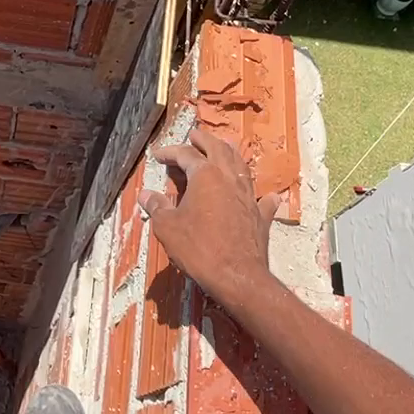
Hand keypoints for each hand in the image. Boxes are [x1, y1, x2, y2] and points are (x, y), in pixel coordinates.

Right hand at [139, 127, 280, 305]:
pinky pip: (262, 200)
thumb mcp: (168, 228)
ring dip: (230, 154)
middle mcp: (229, 178)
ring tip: (223, 148)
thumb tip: (146, 196)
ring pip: (241, 166)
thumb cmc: (199, 248)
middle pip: (218, 149)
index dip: (170, 152)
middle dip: (204, 140)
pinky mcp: (261, 216)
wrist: (237, 277)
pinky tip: (266, 195)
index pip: (185, 155)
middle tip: (194, 136)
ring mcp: (248, 196)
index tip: (159, 155)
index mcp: (205, 175)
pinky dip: (261, 195)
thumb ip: (157, 208)